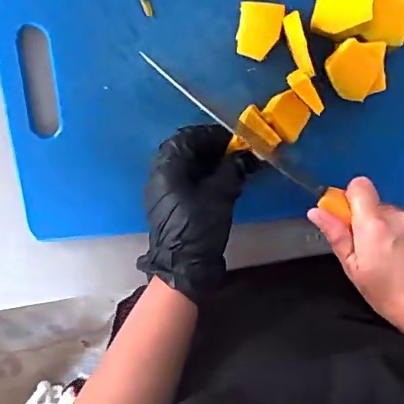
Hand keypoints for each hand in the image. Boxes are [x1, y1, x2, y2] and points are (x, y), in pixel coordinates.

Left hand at [137, 125, 259, 299]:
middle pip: (184, 151)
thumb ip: (232, 169)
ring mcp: (161, 192)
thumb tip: (244, 156)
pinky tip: (221, 185)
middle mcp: (158, 175)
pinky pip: (184, 182)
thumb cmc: (198, 227)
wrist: (182, 267)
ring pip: (185, 167)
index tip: (234, 141)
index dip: (212, 135)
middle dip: (211, 149)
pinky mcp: (167, 206)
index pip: (187, 137)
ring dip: (208, 164)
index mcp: (167, 167)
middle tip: (235, 154)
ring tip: (232, 169)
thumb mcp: (220, 195)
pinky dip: (202, 179)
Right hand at [307, 176, 403, 351]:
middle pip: (376, 205)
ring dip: (389, 232)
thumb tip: (317, 211)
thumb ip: (336, 235)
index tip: (348, 222)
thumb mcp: (354, 270)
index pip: (359, 185)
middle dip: (368, 222)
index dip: (350, 199)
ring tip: (393, 262)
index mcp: (374, 223)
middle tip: (369, 253)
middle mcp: (399, 215)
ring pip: (395, 218)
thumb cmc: (389, 295)